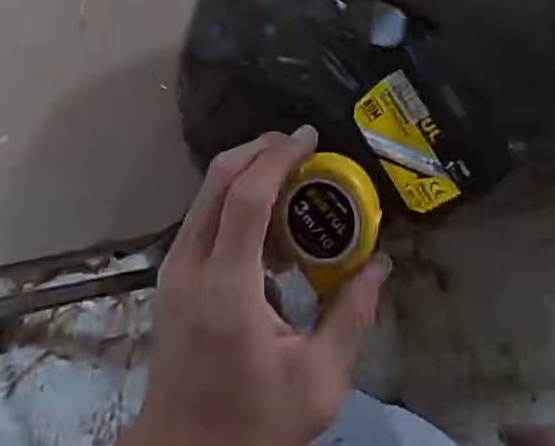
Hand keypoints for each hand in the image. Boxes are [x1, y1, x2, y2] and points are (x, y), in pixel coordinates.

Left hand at [125, 127, 390, 445]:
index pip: (246, 198)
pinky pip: (206, 212)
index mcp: (226, 289)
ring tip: (293, 175)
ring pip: (208, 191)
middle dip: (262, 149)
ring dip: (249, 169)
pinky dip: (237, 195)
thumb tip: (381, 264)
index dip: (278, 158)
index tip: (310, 138)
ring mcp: (175, 268)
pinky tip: (270, 216)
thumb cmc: (250, 423)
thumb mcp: (317, 383)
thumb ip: (352, 317)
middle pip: (219, 179)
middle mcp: (191, 266)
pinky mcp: (173, 275)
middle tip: (303, 146)